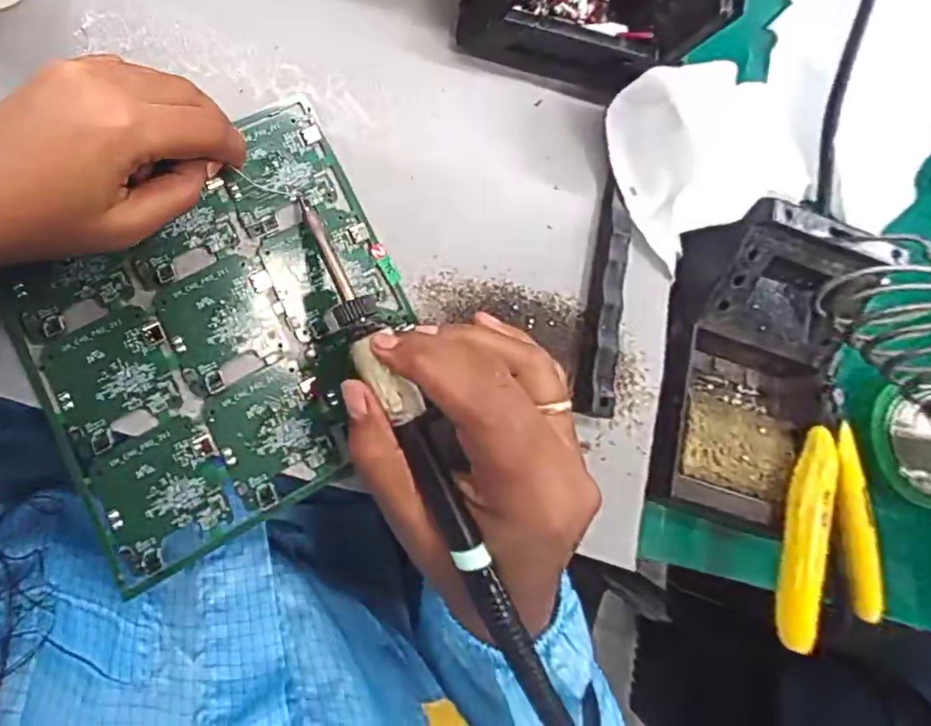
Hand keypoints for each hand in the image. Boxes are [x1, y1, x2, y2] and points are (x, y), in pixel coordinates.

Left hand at [0, 55, 246, 268]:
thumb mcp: (121, 227)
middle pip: (185, 94)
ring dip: (175, 109)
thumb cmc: (43, 224)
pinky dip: (141, 94)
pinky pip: (121, 72)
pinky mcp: (61, 68)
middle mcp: (109, 83)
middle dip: (207, 125)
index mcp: (126, 126)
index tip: (235, 165)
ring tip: (164, 148)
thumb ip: (177, 195)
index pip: (202, 125)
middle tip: (204, 160)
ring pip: (156, 78)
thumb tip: (199, 166)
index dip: (229, 146)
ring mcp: (82, 69)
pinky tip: (130, 124)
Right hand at [343, 313, 599, 639]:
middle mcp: (564, 465)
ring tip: (420, 338)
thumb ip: (378, 457)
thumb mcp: (408, 525)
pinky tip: (472, 327)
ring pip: (530, 365)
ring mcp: (572, 448)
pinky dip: (503, 344)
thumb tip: (358, 390)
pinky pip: (542, 374)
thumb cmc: (465, 575)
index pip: (487, 404)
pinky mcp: (564, 434)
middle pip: (508, 377)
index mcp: (531, 494)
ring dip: (469, 341)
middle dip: (440, 348)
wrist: (520, 602)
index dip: (431, 364)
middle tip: (390, 343)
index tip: (382, 347)